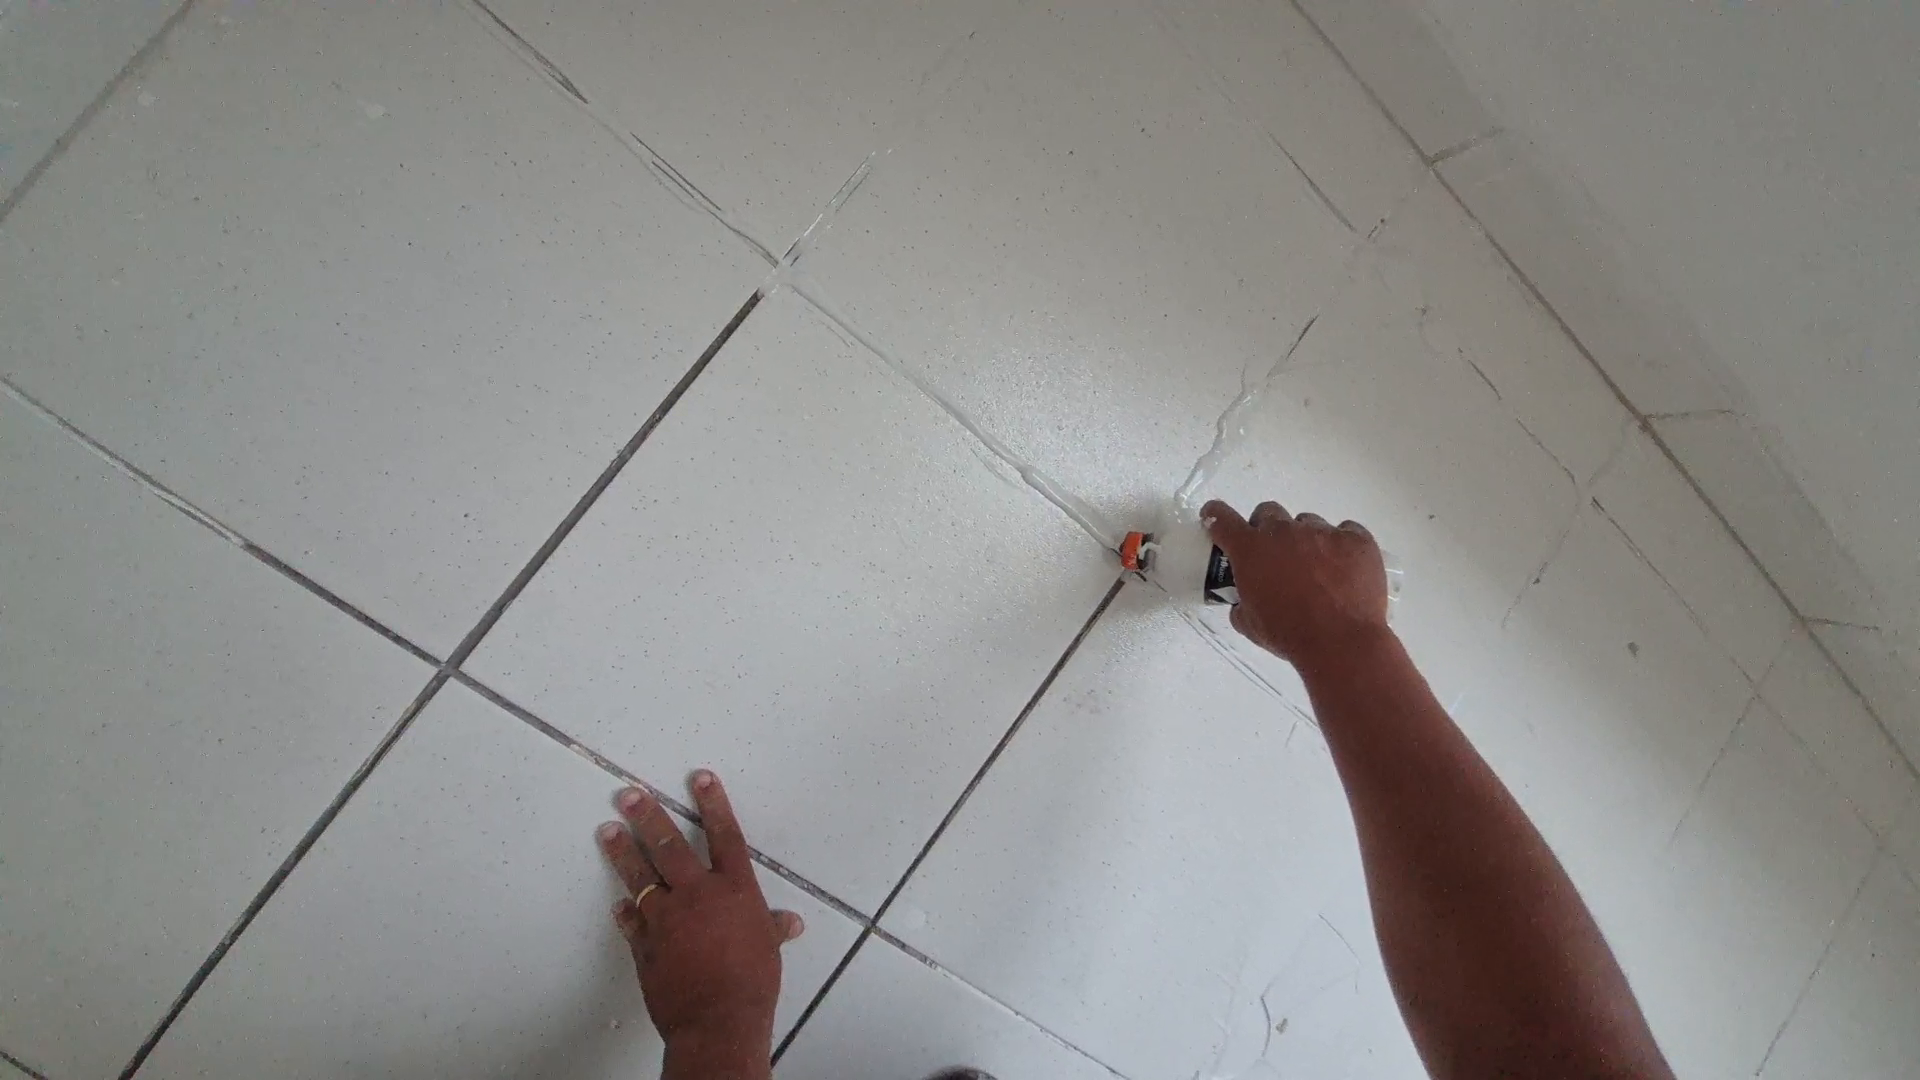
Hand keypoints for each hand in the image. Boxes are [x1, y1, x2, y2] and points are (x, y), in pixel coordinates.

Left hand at [597, 772, 804, 1051]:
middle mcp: (699, 893)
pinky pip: (631, 922)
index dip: (712, 803)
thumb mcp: (768, 946)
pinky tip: (617, 902)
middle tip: (629, 795)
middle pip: (671, 846)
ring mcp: (667, 918)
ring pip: (641, 876)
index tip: (699, 776)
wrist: (718, 1021)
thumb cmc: (753, 980)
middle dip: (649, 816)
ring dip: (623, 852)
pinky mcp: (645, 946)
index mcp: (734, 887)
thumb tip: (789, 923)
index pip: (724, 833)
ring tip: (608, 830)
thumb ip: (773, 927)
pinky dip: (624, 911)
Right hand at [1202, 499, 1389, 667]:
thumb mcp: (1249, 623)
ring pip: (1307, 523)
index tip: (1214, 517)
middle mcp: (1283, 532)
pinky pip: (1345, 531)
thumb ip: (1240, 602)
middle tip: (1275, 556)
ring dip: (1305, 540)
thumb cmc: (1288, 634)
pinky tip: (1344, 569)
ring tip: (1317, 569)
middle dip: (1266, 530)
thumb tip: (1243, 601)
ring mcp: (1322, 532)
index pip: (1221, 518)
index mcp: (1250, 550)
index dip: (1215, 515)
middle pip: (1268, 512)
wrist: (1341, 642)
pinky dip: (1341, 545)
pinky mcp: (1356, 539)